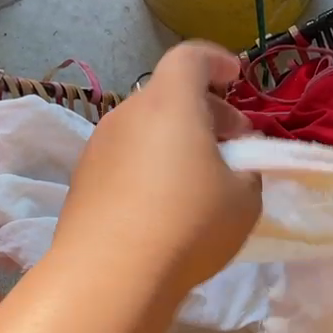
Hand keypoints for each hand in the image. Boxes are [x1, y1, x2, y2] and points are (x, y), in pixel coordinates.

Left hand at [55, 42, 261, 302]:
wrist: (112, 275)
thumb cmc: (190, 225)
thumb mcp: (245, 200)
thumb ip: (248, 173)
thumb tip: (235, 169)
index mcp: (171, 104)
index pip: (191, 58)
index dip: (217, 61)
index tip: (237, 76)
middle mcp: (129, 114)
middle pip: (169, 96)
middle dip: (206, 111)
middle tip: (234, 143)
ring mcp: (100, 146)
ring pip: (147, 129)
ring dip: (177, 142)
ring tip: (202, 180)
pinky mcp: (85, 180)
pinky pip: (128, 158)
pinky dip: (152, 166)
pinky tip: (167, 206)